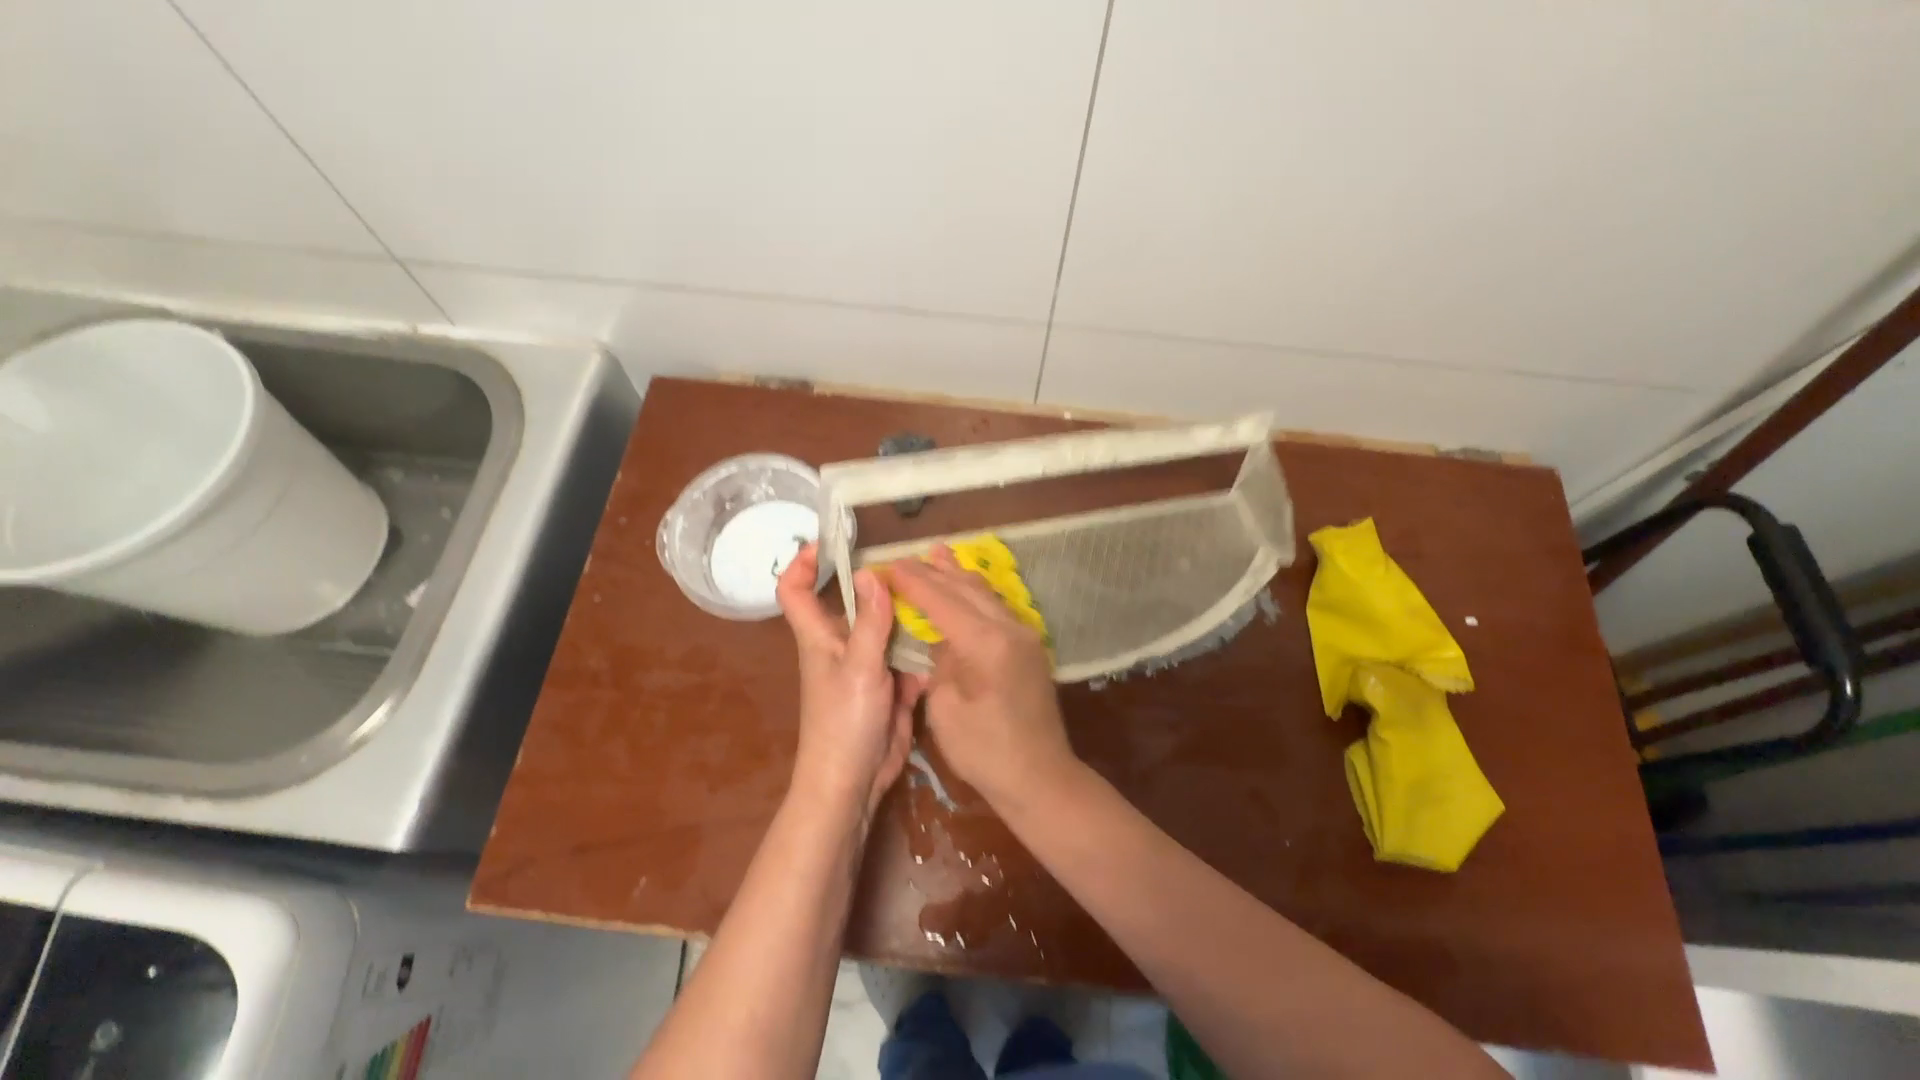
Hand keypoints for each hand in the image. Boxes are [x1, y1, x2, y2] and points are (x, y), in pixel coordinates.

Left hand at [778, 545, 925, 813]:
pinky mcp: (891, 686)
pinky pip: (909, 657)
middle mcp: (842, 644)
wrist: (855, 782)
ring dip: (910, 614)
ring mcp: (869, 666)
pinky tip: (950, 635)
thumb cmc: (843, 723)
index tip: (831, 541)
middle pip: (854, 602)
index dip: (804, 562)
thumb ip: (869, 622)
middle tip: (916, 560)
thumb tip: (873, 572)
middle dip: (881, 581)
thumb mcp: (859, 668)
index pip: (795, 589)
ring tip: (943, 591)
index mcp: (820, 636)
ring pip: (888, 628)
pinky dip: (924, 649)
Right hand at [884, 548, 1079, 806]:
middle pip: (965, 589)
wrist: (1040, 777)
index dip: (912, 582)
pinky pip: (996, 608)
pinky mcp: (1029, 647)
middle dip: (932, 572)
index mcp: (985, 643)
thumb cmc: (984, 751)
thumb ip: (938, 662)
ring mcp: (1025, 635)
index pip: (941, 599)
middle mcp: (1010, 628)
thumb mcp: (945, 707)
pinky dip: (974, 594)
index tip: (886, 566)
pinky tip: (964, 587)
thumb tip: (935, 637)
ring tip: (935, 554)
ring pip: (985, 593)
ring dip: (957, 575)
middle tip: (902, 560)